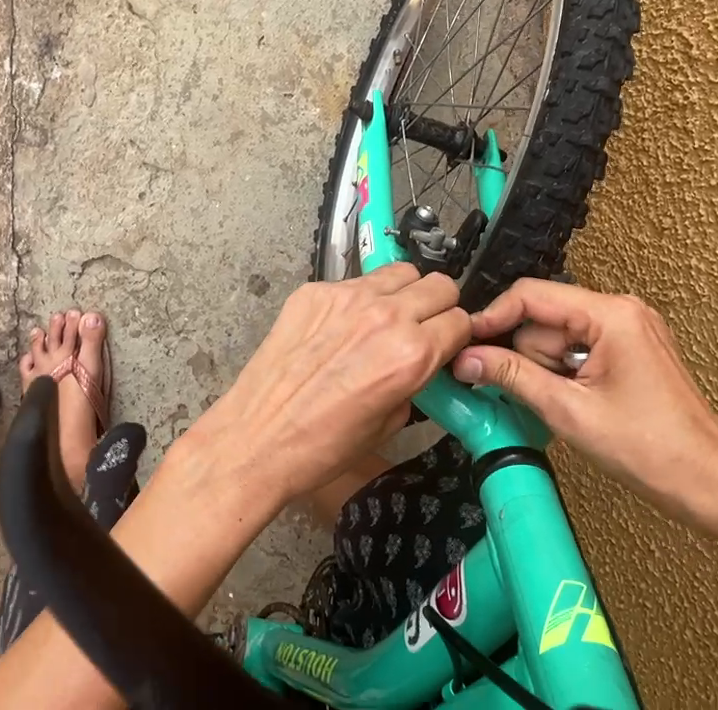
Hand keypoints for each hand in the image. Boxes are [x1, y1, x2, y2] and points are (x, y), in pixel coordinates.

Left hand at [180, 264, 470, 515]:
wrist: (257, 439)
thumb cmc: (321, 446)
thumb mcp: (390, 423)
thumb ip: (416, 381)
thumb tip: (424, 363)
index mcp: (411, 355)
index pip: (460, 321)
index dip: (457, 336)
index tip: (447, 344)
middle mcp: (383, 317)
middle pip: (439, 284)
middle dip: (439, 306)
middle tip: (423, 327)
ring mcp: (345, 299)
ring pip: (400, 272)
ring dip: (403, 293)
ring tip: (386, 320)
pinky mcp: (314, 293)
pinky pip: (354, 282)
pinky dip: (359, 299)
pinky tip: (343, 327)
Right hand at [459, 278, 717, 524]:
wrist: (708, 483)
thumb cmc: (653, 450)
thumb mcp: (567, 410)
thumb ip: (511, 376)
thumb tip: (468, 358)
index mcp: (611, 314)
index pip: (532, 295)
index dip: (493, 318)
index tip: (466, 343)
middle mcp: (622, 311)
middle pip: (542, 317)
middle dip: (528, 356)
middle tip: (534, 395)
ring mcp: (628, 330)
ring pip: (557, 336)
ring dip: (547, 370)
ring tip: (565, 407)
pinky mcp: (629, 350)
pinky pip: (577, 348)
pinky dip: (563, 373)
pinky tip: (573, 402)